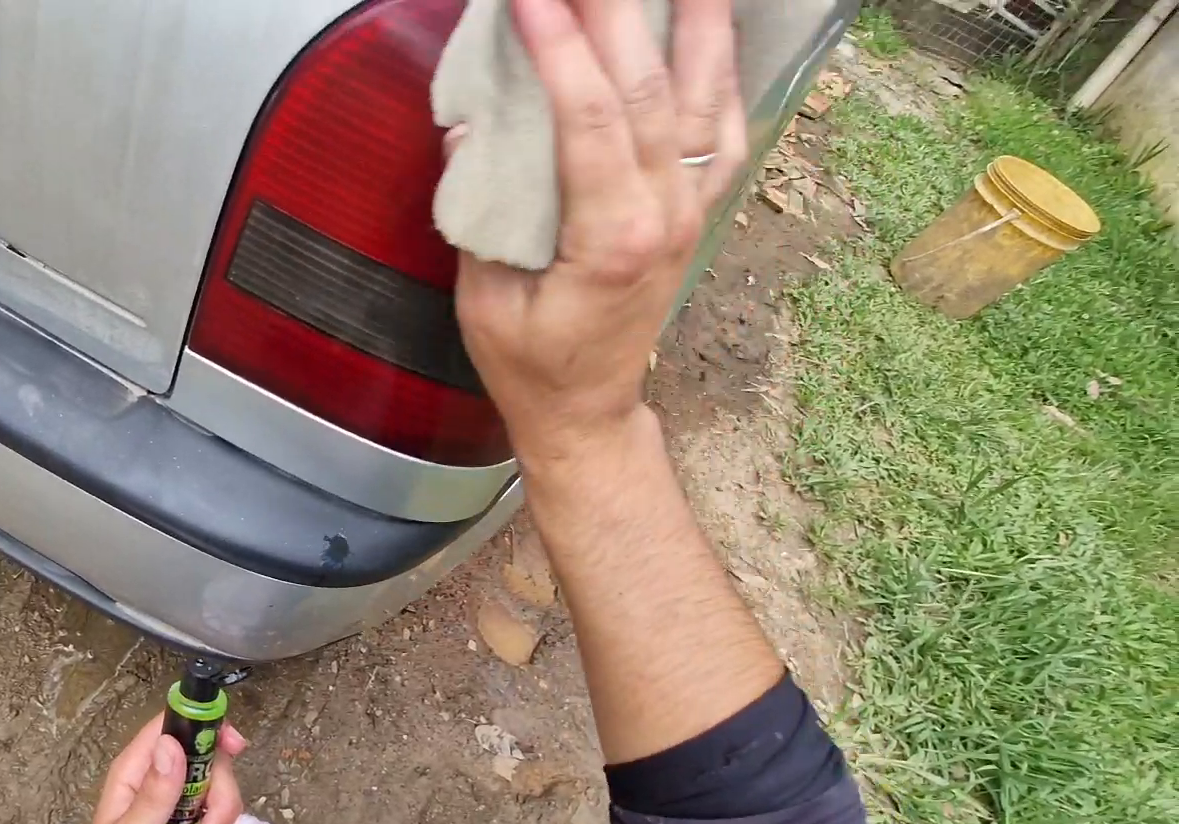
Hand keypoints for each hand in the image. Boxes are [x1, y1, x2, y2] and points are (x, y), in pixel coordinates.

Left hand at [53, 714, 247, 823]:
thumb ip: (155, 793)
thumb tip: (171, 744)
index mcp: (135, 772)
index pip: (170, 727)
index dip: (203, 725)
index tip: (232, 743)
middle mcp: (159, 780)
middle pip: (206, 756)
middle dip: (220, 786)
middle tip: (212, 822)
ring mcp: (179, 804)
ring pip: (219, 785)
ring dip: (223, 814)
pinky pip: (222, 812)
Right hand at [454, 0, 744, 463]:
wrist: (586, 411)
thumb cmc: (529, 368)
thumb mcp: (483, 304)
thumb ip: (481, 218)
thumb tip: (470, 133)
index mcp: (611, 242)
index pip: (592, 119)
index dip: (562, 47)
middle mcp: (667, 214)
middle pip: (649, 86)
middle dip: (614, 10)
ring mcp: (693, 209)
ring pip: (702, 91)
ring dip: (688, 15)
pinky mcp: (699, 212)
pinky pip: (725, 124)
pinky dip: (720, 64)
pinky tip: (708, 25)